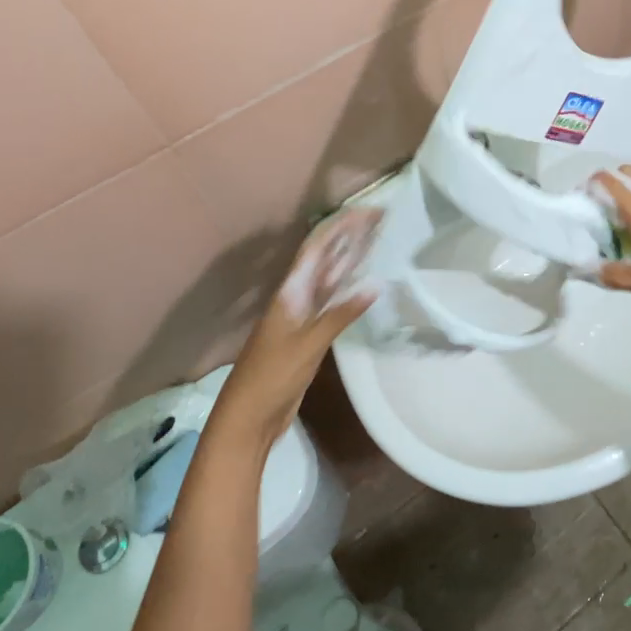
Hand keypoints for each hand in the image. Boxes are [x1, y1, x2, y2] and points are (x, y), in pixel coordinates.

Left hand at [212, 210, 380, 446]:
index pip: (318, 248)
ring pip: (331, 279)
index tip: (369, 211)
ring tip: (377, 239)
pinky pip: (333, 302)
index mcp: (291, 293)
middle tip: (381, 219)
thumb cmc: (272, 378)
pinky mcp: (310, 336)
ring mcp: (303, 316)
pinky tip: (366, 284)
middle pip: (326, 258)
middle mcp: (297, 298)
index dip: (341, 226)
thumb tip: (375, 284)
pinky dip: (350, 290)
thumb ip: (340, 315)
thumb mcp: (308, 345)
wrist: (249, 418)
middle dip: (350, 236)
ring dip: (351, 258)